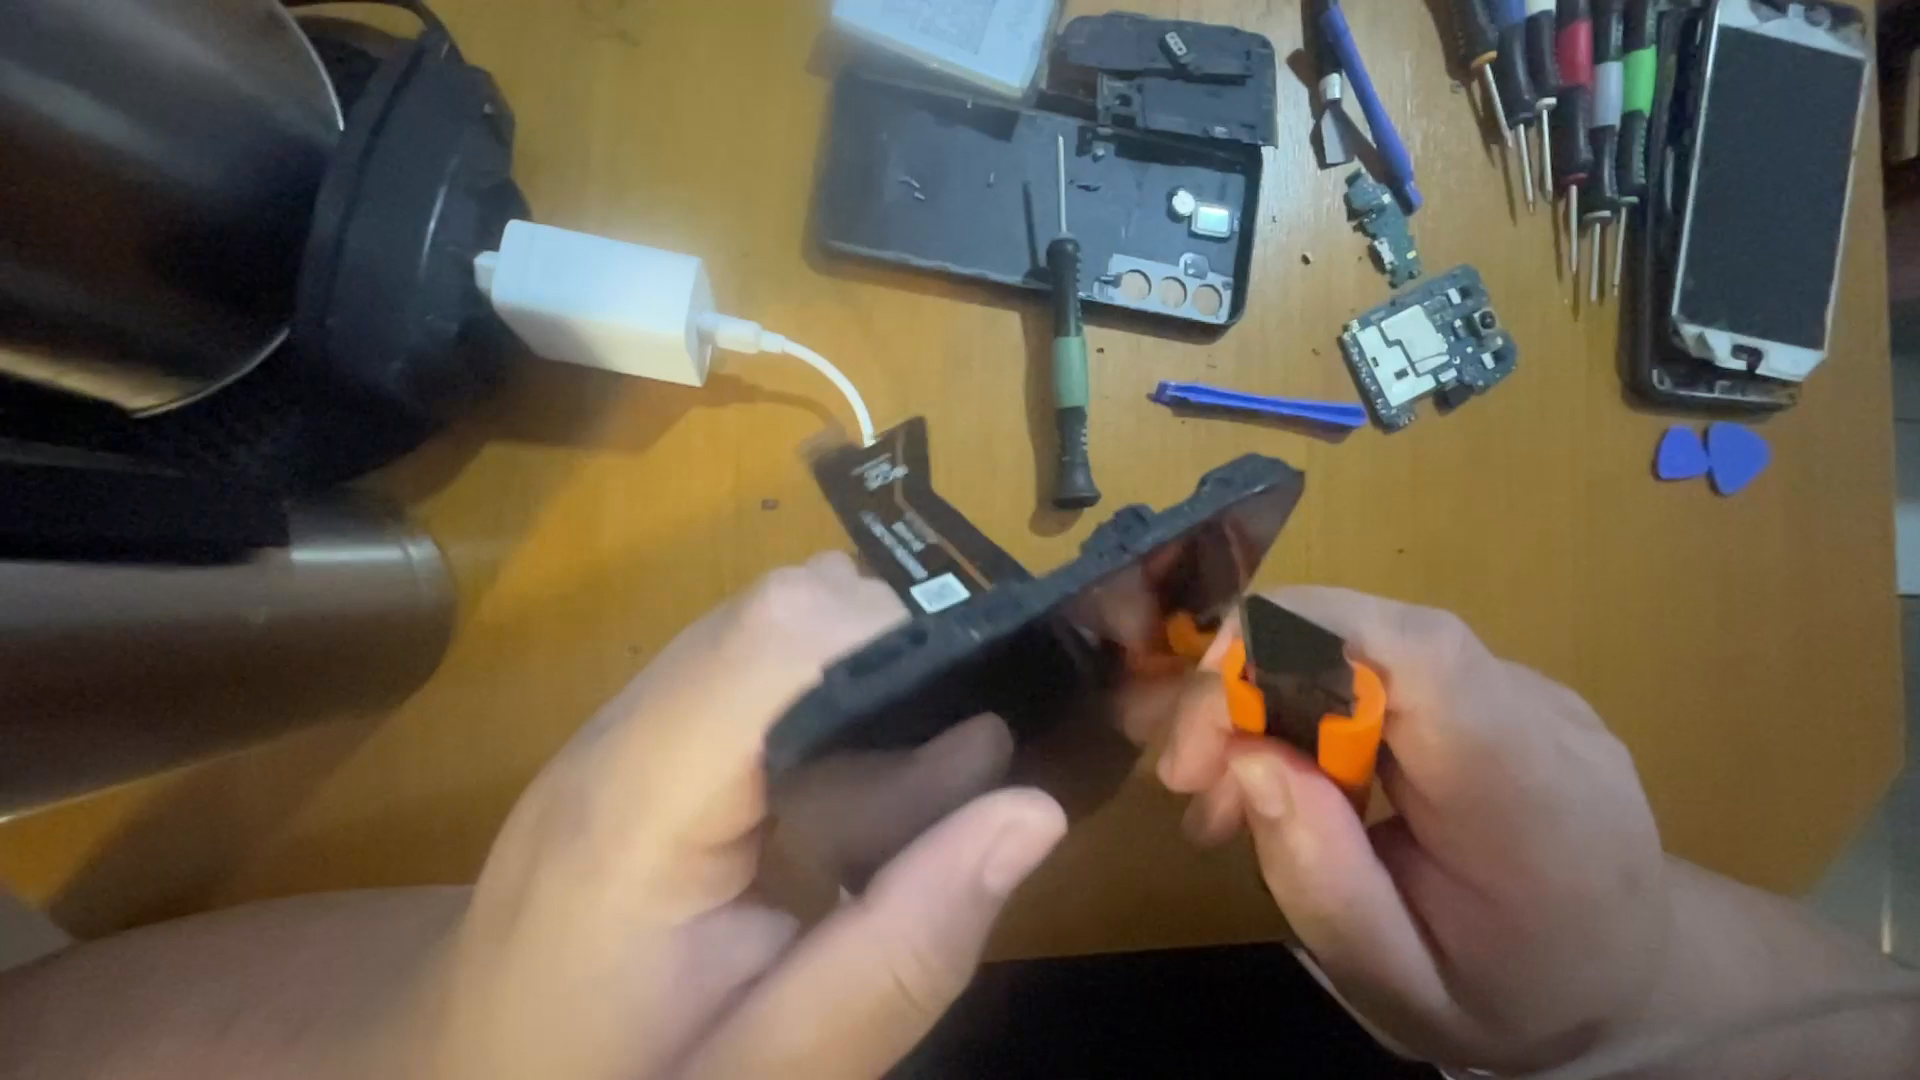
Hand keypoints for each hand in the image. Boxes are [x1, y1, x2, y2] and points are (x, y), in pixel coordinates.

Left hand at [403, 553, 1065, 1079]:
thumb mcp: (769, 1074)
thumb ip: (902, 958)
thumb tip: (1033, 812)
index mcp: (636, 806)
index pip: (777, 632)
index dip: (893, 636)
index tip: (975, 708)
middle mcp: (622, 732)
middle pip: (783, 609)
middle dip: (893, 660)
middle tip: (952, 774)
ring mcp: (623, 726)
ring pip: (775, 628)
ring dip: (864, 687)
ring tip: (898, 807)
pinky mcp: (641, 740)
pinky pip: (755, 675)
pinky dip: (827, 714)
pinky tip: (845, 810)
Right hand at [1157, 588, 1666, 1074]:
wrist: (1629, 974)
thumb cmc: (1513, 995)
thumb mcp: (1405, 994)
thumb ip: (1324, 885)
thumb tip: (1247, 758)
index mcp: (1527, 789)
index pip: (1418, 651)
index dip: (1292, 640)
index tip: (1208, 711)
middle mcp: (1524, 706)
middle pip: (1353, 632)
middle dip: (1240, 686)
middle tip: (1185, 778)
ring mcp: (1502, 681)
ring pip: (1341, 639)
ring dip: (1256, 698)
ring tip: (1218, 796)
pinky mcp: (1472, 680)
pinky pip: (1357, 662)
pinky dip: (1290, 702)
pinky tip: (1275, 770)